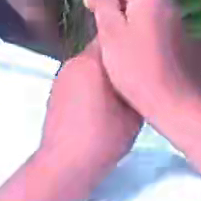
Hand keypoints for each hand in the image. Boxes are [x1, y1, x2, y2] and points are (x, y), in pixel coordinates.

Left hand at [38, 44, 140, 178]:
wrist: (65, 164)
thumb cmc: (103, 138)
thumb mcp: (133, 114)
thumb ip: (137, 87)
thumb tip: (143, 76)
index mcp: (92, 62)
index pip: (113, 37)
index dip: (129, 41)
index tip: (143, 50)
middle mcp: (74, 62)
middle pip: (101, 50)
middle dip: (117, 58)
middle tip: (136, 72)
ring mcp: (62, 75)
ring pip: (89, 65)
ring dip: (103, 72)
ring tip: (120, 90)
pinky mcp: (56, 90)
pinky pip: (79, 78)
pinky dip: (91, 84)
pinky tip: (101, 103)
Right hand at [83, 0, 200, 115]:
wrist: (173, 101)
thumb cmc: (136, 67)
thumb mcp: (111, 34)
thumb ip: (102, 5)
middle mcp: (165, 4)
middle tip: (91, 7)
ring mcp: (173, 20)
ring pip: (144, 3)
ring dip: (122, 7)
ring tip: (103, 24)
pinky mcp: (176, 37)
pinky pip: (151, 18)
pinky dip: (134, 19)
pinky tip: (123, 39)